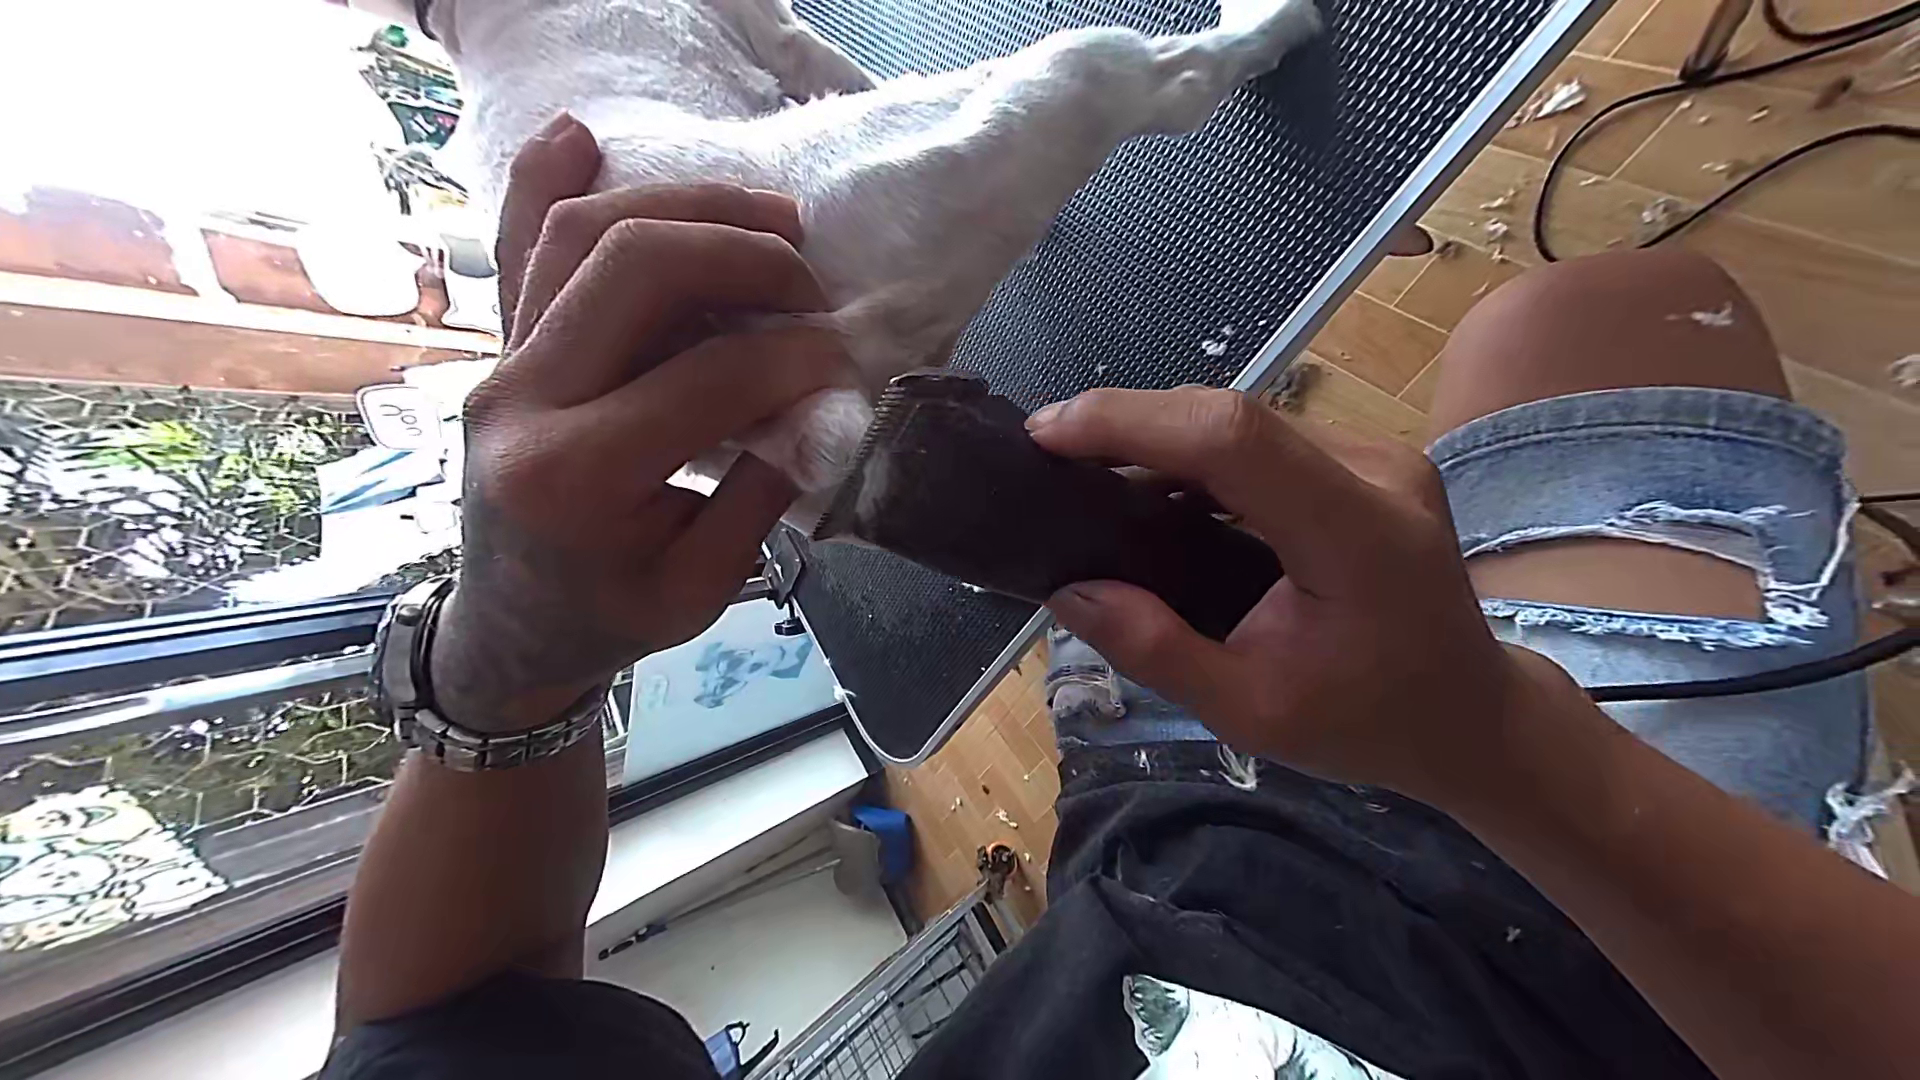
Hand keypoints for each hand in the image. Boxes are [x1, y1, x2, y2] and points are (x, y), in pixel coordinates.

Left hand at [430, 114, 854, 731]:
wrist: (512, 632)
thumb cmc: (611, 618)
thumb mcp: (702, 587)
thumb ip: (761, 494)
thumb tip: (816, 410)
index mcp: (581, 478)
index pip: (708, 379)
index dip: (793, 357)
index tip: (844, 357)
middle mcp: (524, 401)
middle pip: (636, 270)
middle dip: (743, 256)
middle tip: (809, 278)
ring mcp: (500, 366)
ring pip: (581, 238)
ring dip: (685, 208)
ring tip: (766, 217)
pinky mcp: (501, 354)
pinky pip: (519, 252)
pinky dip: (549, 184)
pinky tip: (584, 135)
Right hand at [1029, 387, 1559, 805]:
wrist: (1471, 714)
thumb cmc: (1368, 723)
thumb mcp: (1249, 712)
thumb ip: (1156, 650)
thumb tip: (1068, 590)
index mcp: (1357, 533)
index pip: (1230, 439)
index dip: (1129, 421)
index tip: (1047, 435)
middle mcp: (1370, 469)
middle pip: (1226, 414)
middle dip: (1124, 421)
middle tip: (1049, 449)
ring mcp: (1369, 456)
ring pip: (1235, 419)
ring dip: (1151, 434)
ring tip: (1083, 467)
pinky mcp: (1353, 462)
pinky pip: (1251, 439)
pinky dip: (1184, 452)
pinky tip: (1145, 482)